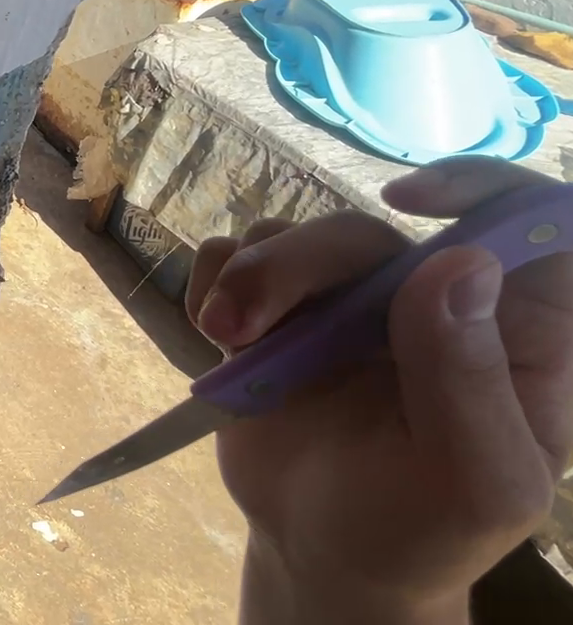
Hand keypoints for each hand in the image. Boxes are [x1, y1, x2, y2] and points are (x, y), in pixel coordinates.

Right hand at [187, 157, 572, 624]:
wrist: (317, 545)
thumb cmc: (419, 527)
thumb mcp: (473, 478)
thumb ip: (469, 377)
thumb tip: (456, 264)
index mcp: (508, 335)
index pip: (528, 225)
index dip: (479, 189)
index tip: (406, 200)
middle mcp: (419, 302)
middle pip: (356, 228)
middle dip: (289, 265)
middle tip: (242, 326)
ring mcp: (332, 304)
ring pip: (278, 234)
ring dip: (240, 281)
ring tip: (225, 340)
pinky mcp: (263, 310)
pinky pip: (222, 257)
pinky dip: (207, 286)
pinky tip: (215, 337)